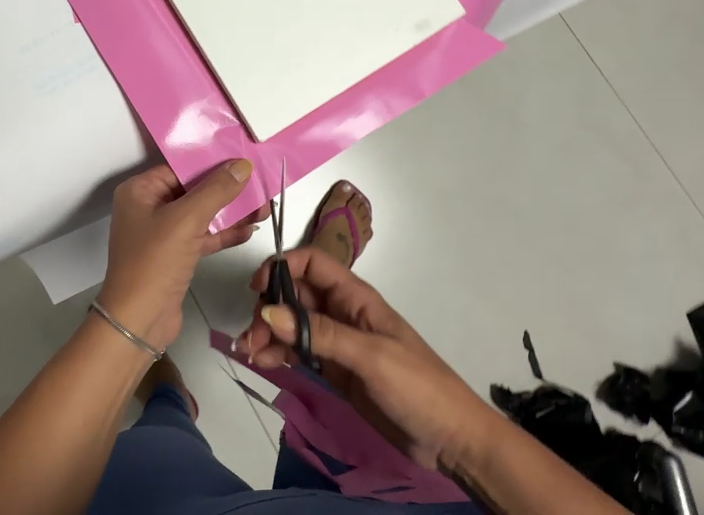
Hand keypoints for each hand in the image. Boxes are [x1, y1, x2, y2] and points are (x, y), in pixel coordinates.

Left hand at [99, 160, 264, 350]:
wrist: (139, 322)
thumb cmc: (154, 263)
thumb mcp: (186, 221)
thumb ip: (216, 191)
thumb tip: (242, 165)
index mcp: (140, 191)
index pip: (180, 167)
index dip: (213, 162)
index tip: (244, 159)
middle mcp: (149, 207)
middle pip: (194, 190)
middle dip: (227, 190)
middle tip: (261, 187)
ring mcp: (162, 233)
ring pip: (202, 214)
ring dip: (231, 212)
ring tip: (263, 208)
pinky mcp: (175, 256)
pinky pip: (202, 236)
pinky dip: (223, 233)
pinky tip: (248, 230)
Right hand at [240, 247, 493, 468]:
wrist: (451, 439)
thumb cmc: (418, 387)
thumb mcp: (370, 357)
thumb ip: (320, 334)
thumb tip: (269, 312)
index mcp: (356, 297)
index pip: (312, 263)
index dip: (282, 268)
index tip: (258, 291)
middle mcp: (343, 313)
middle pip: (295, 294)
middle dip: (269, 308)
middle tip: (252, 337)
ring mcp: (338, 342)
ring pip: (292, 324)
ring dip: (269, 333)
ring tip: (252, 354)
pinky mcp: (336, 370)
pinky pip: (299, 351)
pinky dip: (279, 353)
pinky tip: (264, 363)